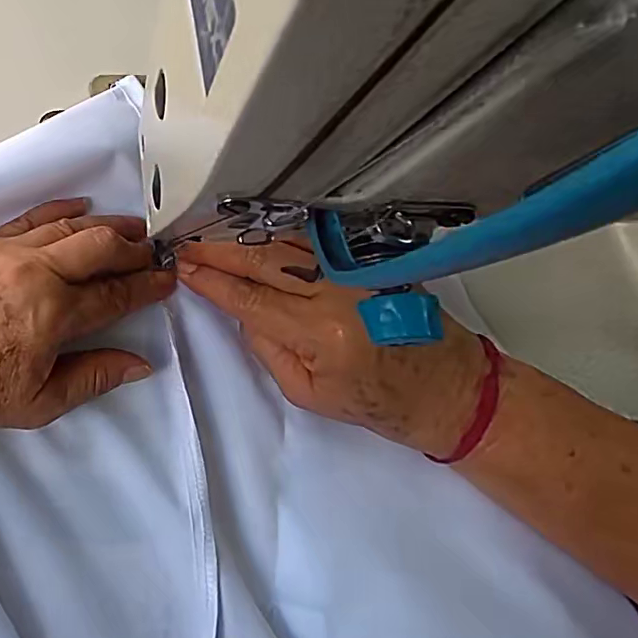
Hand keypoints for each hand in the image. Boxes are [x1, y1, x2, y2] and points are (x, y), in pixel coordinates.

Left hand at [0, 199, 177, 454]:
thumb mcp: (38, 402)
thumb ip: (93, 378)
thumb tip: (139, 363)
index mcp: (52, 315)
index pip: (115, 293)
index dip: (147, 287)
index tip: (166, 282)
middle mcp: (33, 273)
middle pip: (100, 246)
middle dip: (133, 249)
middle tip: (151, 254)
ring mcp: (5, 253)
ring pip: (68, 227)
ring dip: (104, 226)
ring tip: (128, 230)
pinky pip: (29, 218)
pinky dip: (58, 211)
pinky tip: (79, 208)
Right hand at [174, 238, 489, 457]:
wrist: (452, 390)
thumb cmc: (379, 402)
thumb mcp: (306, 392)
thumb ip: (267, 348)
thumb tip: (244, 311)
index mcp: (322, 333)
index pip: (249, 299)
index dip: (212, 282)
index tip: (184, 269)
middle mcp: (340, 294)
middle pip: (263, 261)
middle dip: (218, 252)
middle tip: (187, 246)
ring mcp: (360, 273)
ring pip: (287, 244)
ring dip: (244, 240)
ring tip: (211, 237)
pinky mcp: (372, 265)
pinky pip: (314, 245)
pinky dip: (278, 237)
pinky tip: (255, 235)